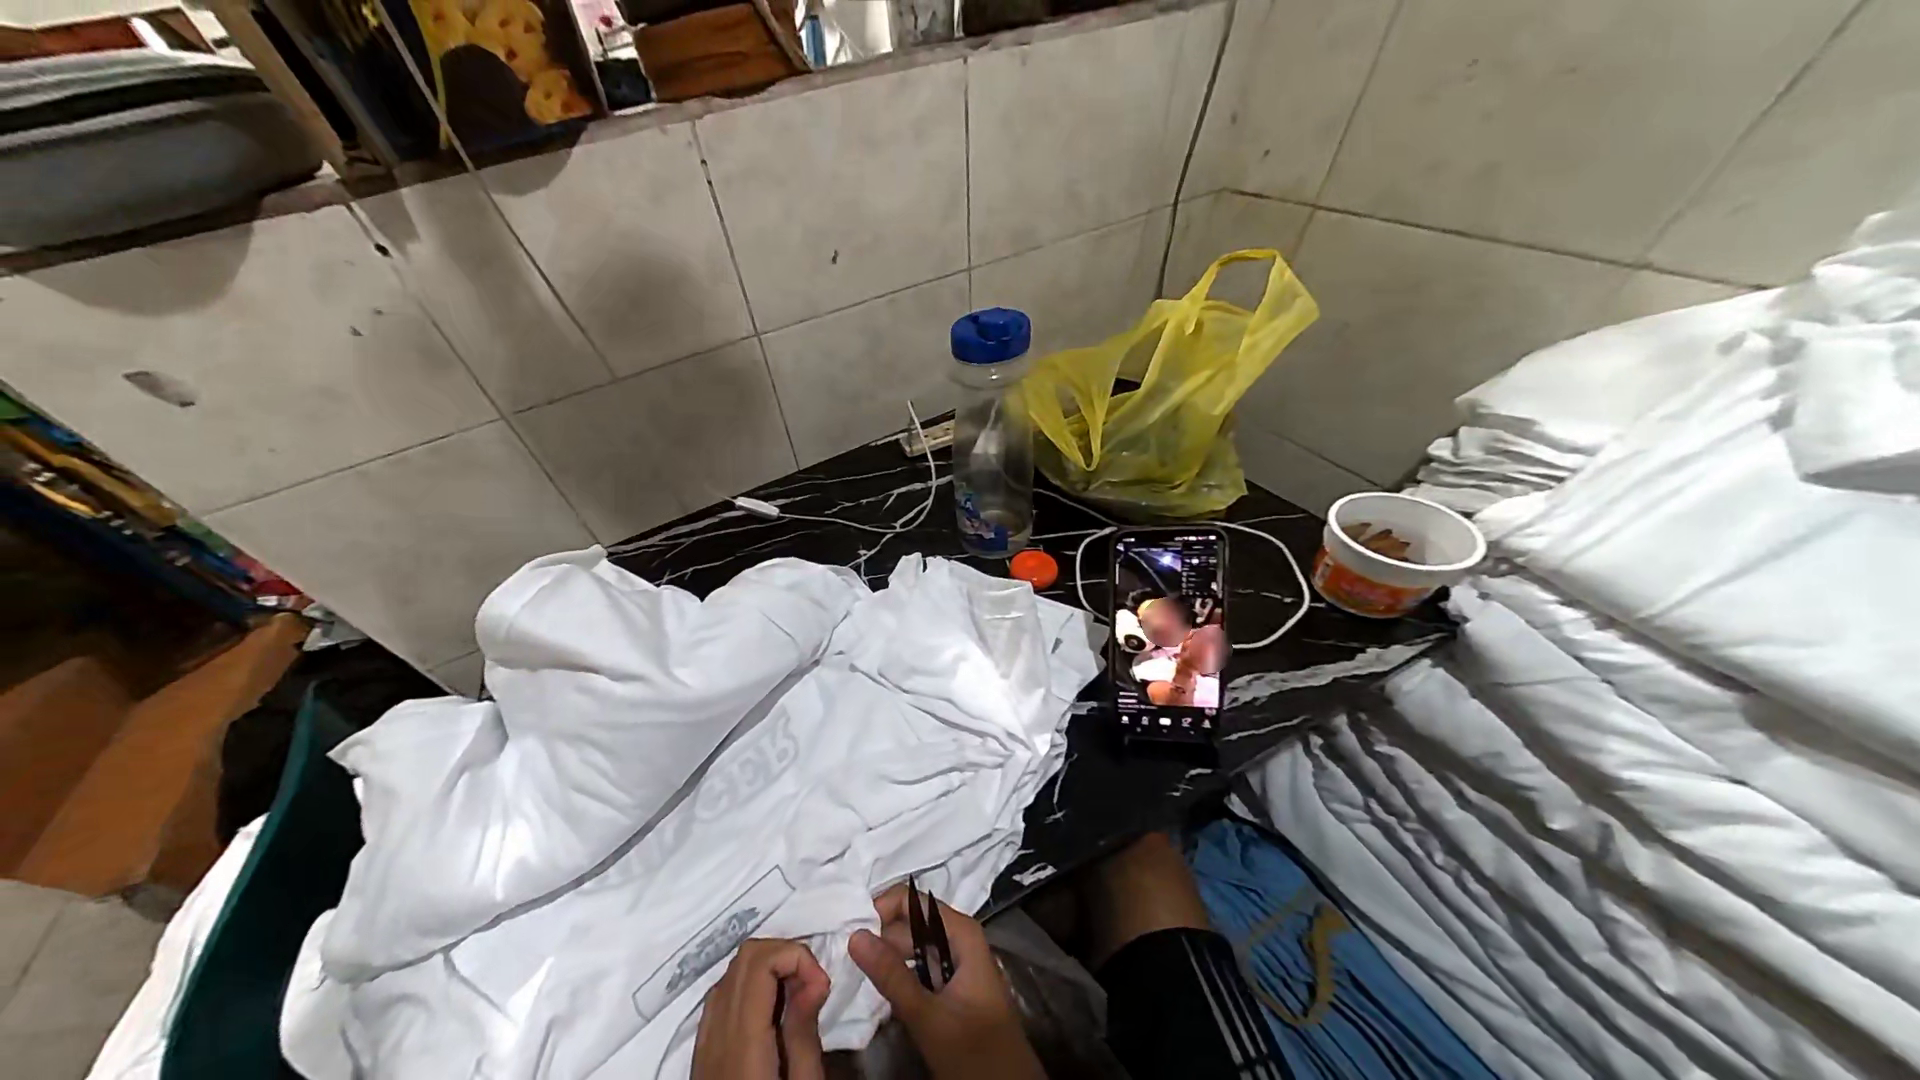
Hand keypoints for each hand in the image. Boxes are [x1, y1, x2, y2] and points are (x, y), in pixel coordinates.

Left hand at [691, 939, 829, 1079]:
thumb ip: (804, 1031)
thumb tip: (814, 979)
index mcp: (741, 1041)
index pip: (759, 962)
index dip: (796, 956)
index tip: (822, 986)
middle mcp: (715, 1030)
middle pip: (745, 956)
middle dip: (786, 954)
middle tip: (813, 986)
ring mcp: (704, 1037)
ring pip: (734, 969)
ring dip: (771, 966)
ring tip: (798, 997)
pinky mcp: (703, 1046)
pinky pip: (725, 993)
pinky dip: (753, 984)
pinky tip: (774, 1012)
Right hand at [849, 885, 1044, 1079]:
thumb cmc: (973, 1050)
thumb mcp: (927, 1015)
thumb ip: (891, 975)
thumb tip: (855, 935)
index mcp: (960, 932)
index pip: (910, 900)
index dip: (879, 910)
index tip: (849, 934)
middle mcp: (958, 937)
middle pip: (909, 922)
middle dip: (878, 936)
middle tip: (844, 959)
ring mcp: (954, 960)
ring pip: (911, 945)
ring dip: (885, 956)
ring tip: (854, 972)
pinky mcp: (949, 984)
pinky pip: (917, 965)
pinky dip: (897, 972)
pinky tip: (878, 988)